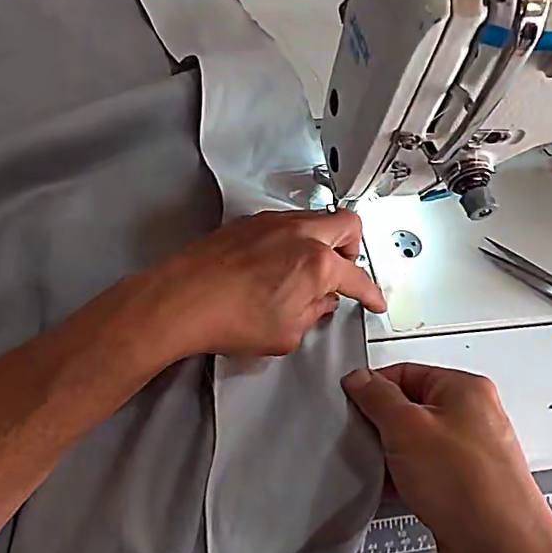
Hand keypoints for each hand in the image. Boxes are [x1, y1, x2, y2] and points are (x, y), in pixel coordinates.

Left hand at [136, 209, 386, 359]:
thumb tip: (319, 304)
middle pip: (347, 224)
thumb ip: (312, 314)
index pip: (357, 277)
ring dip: (323, 239)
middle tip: (346, 271)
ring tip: (310, 268)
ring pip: (315, 218)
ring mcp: (271, 223)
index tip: (372, 299)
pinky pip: (285, 222)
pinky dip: (294, 238)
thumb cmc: (226, 317)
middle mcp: (297, 234)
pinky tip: (280, 262)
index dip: (371, 293)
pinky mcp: (247, 222)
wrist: (179, 301)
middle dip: (354, 248)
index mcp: (316, 263)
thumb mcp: (285, 334)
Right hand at [341, 363, 551, 552]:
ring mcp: (469, 453)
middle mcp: (472, 417)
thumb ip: (377, 397)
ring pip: (415, 441)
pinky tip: (391, 489)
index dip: (374, 386)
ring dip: (392, 454)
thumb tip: (360, 380)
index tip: (352, 402)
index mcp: (465, 389)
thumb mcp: (406, 427)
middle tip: (365, 436)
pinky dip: (404, 477)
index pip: (406, 372)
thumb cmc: (471, 489)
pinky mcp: (464, 485)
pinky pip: (424, 470)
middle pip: (410, 406)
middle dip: (382, 424)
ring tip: (380, 467)